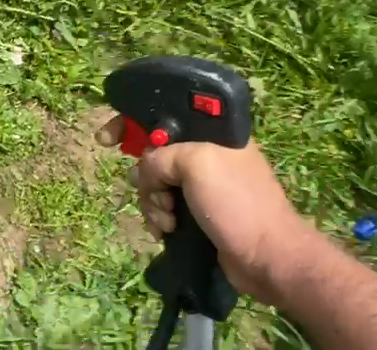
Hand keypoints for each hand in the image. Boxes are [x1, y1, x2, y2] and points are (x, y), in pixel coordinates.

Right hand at [95, 115, 322, 305]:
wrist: (269, 260)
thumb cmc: (235, 202)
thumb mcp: (193, 163)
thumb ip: (157, 158)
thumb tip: (148, 178)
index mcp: (210, 134)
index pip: (161, 116)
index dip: (130, 123)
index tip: (106, 139)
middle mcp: (204, 156)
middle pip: (151, 153)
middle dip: (145, 174)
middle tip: (150, 190)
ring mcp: (201, 187)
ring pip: (154, 183)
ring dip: (152, 201)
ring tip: (167, 220)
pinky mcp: (197, 214)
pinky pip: (162, 206)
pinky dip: (158, 217)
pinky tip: (165, 231)